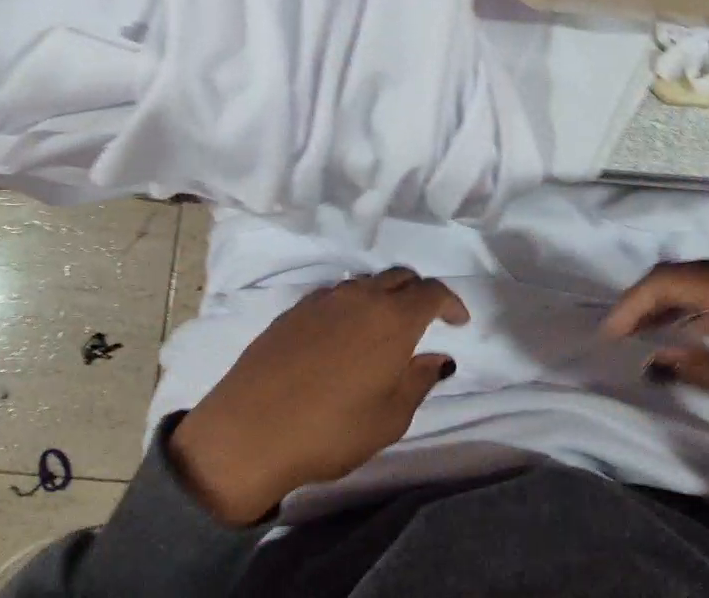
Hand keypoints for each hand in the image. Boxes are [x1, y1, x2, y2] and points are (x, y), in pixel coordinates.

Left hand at [169, 268, 468, 524]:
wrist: (250, 430)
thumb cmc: (331, 430)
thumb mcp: (390, 417)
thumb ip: (419, 381)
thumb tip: (438, 357)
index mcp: (392, 319)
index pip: (432, 292)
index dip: (450, 302)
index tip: (458, 321)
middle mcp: (359, 297)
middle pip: (399, 277)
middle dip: (419, 293)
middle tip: (426, 320)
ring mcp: (322, 300)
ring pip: (365, 283)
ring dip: (384, 297)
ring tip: (385, 330)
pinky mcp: (293, 311)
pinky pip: (335, 296)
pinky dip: (352, 306)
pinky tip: (345, 336)